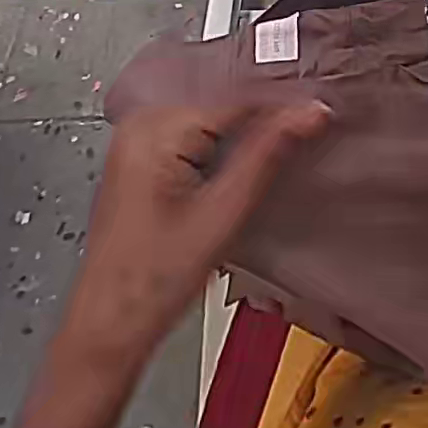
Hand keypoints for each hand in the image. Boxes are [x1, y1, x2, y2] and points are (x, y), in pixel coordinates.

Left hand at [0, 101, 327, 427]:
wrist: (108, 329)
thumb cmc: (151, 282)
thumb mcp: (223, 213)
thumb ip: (268, 154)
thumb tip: (307, 113)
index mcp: (154, 129)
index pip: (237, 98)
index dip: (283, 106)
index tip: (318, 114)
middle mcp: (142, 124)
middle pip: (225, 103)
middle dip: (268, 116)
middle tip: (309, 127)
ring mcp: (141, 139)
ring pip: (215, 117)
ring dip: (251, 131)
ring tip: (287, 143)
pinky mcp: (146, 156)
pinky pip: (200, 134)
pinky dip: (230, 144)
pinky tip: (251, 160)